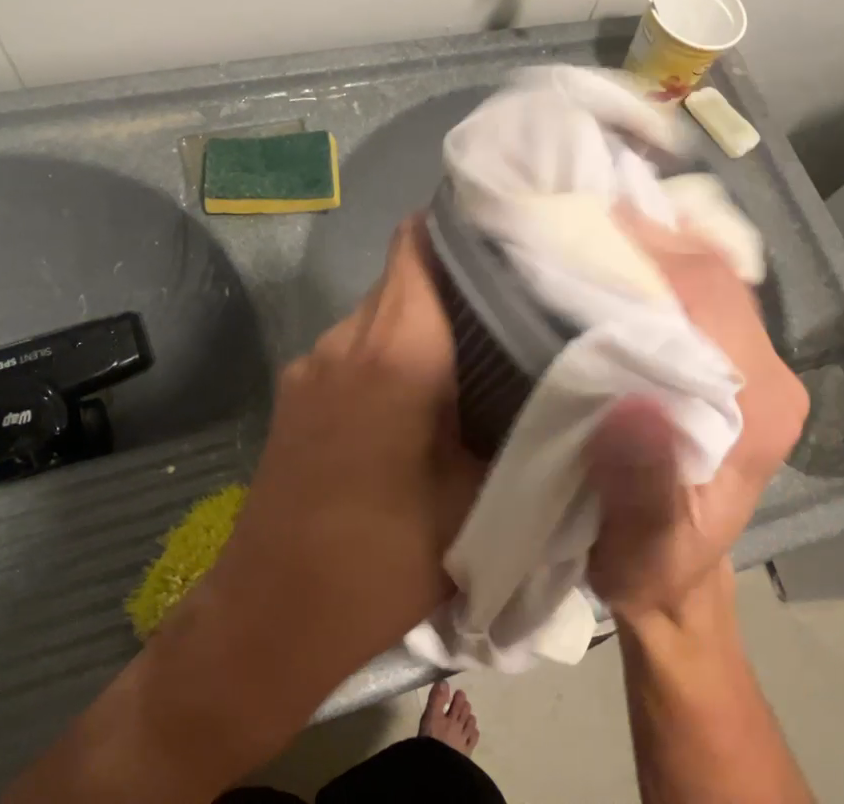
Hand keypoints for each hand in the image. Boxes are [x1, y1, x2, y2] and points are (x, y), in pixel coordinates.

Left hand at [0, 220, 483, 803]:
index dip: (466, 226)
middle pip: (405, 279)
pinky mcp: (293, 397)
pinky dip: (392, 356)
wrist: (271, 618)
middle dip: (461, 283)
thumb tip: (572, 394)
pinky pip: (354, 352)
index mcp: (395, 351)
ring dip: (425, 326)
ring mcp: (309, 367)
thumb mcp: (478, 501)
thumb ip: (525, 436)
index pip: (420, 244)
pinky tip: (423, 401)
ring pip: (379, 316)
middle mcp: (344, 340)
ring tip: (480, 357)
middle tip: (521, 306)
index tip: (517, 234)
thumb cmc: (383, 561)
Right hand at [585, 214, 807, 620]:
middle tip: (571, 210)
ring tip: (582, 223)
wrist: (670, 578)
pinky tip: (605, 256)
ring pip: (702, 276)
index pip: (711, 298)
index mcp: (760, 407)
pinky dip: (649, 266)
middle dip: (645, 236)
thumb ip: (642, 490)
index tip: (584, 220)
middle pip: (711, 275)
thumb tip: (632, 407)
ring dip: (646, 245)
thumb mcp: (639, 549)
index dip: (652, 252)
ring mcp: (750, 362)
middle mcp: (768, 373)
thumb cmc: (651, 566)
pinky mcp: (726, 360)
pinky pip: (690, 293)